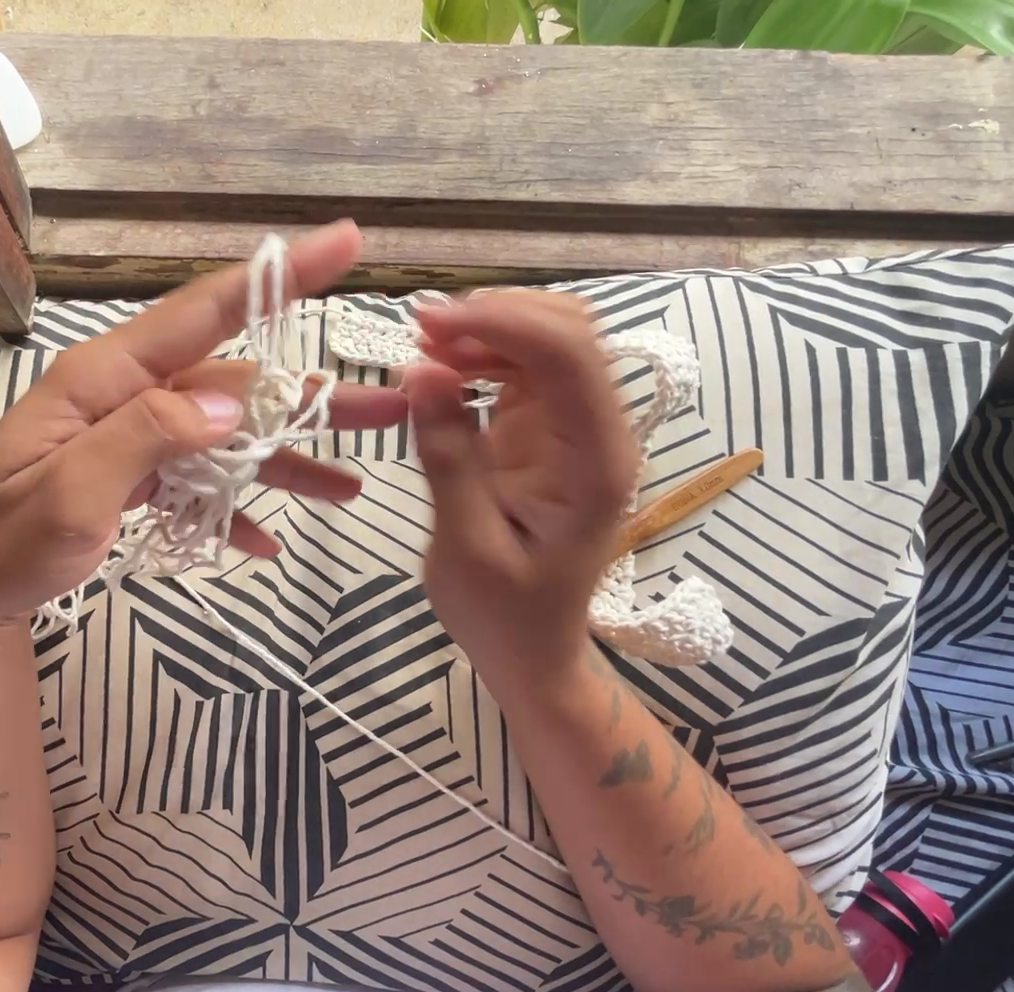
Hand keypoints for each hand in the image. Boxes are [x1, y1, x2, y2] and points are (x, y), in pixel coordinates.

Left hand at [0, 221, 408, 638]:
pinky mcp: (130, 481)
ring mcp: (130, 441)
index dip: (278, 276)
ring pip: (224, 438)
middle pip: (233, 384)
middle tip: (390, 408)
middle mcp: (125, 398)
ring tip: (349, 486)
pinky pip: (195, 485)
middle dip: (310, 399)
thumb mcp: (67, 495)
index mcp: (105, 379)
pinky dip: (232, 511)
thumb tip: (230, 405)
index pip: (203, 311)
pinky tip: (267, 541)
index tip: (346, 243)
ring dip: (285, 461)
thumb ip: (145, 439)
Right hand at [404, 291, 638, 683]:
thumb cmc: (502, 614)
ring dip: (483, 334)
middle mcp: (596, 433)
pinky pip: (520, 374)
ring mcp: (572, 431)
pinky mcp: (546, 436)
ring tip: (420, 351)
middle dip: (493, 317)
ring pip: (543, 343)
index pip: (569, 356)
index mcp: (594, 461)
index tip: (427, 326)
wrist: (530, 651)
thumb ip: (448, 457)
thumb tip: (420, 372)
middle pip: (567, 332)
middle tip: (418, 335)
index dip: (501, 323)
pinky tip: (438, 374)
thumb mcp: (465, 545)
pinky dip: (479, 360)